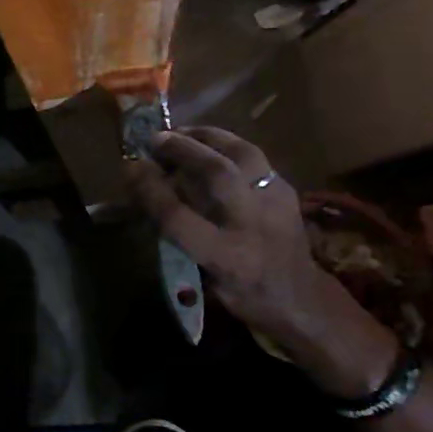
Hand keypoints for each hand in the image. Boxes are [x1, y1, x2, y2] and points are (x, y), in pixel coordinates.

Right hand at [125, 127, 395, 396]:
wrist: (302, 299)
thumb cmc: (243, 295)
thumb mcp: (203, 279)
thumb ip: (178, 235)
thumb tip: (149, 191)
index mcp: (226, 258)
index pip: (179, 217)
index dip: (151, 189)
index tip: (130, 168)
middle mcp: (253, 226)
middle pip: (216, 174)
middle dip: (182, 150)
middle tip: (155, 138)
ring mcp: (276, 204)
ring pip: (242, 154)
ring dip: (207, 137)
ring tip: (183, 132)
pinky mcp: (288, 190)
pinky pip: (254, 157)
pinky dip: (227, 146)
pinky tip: (210, 145)